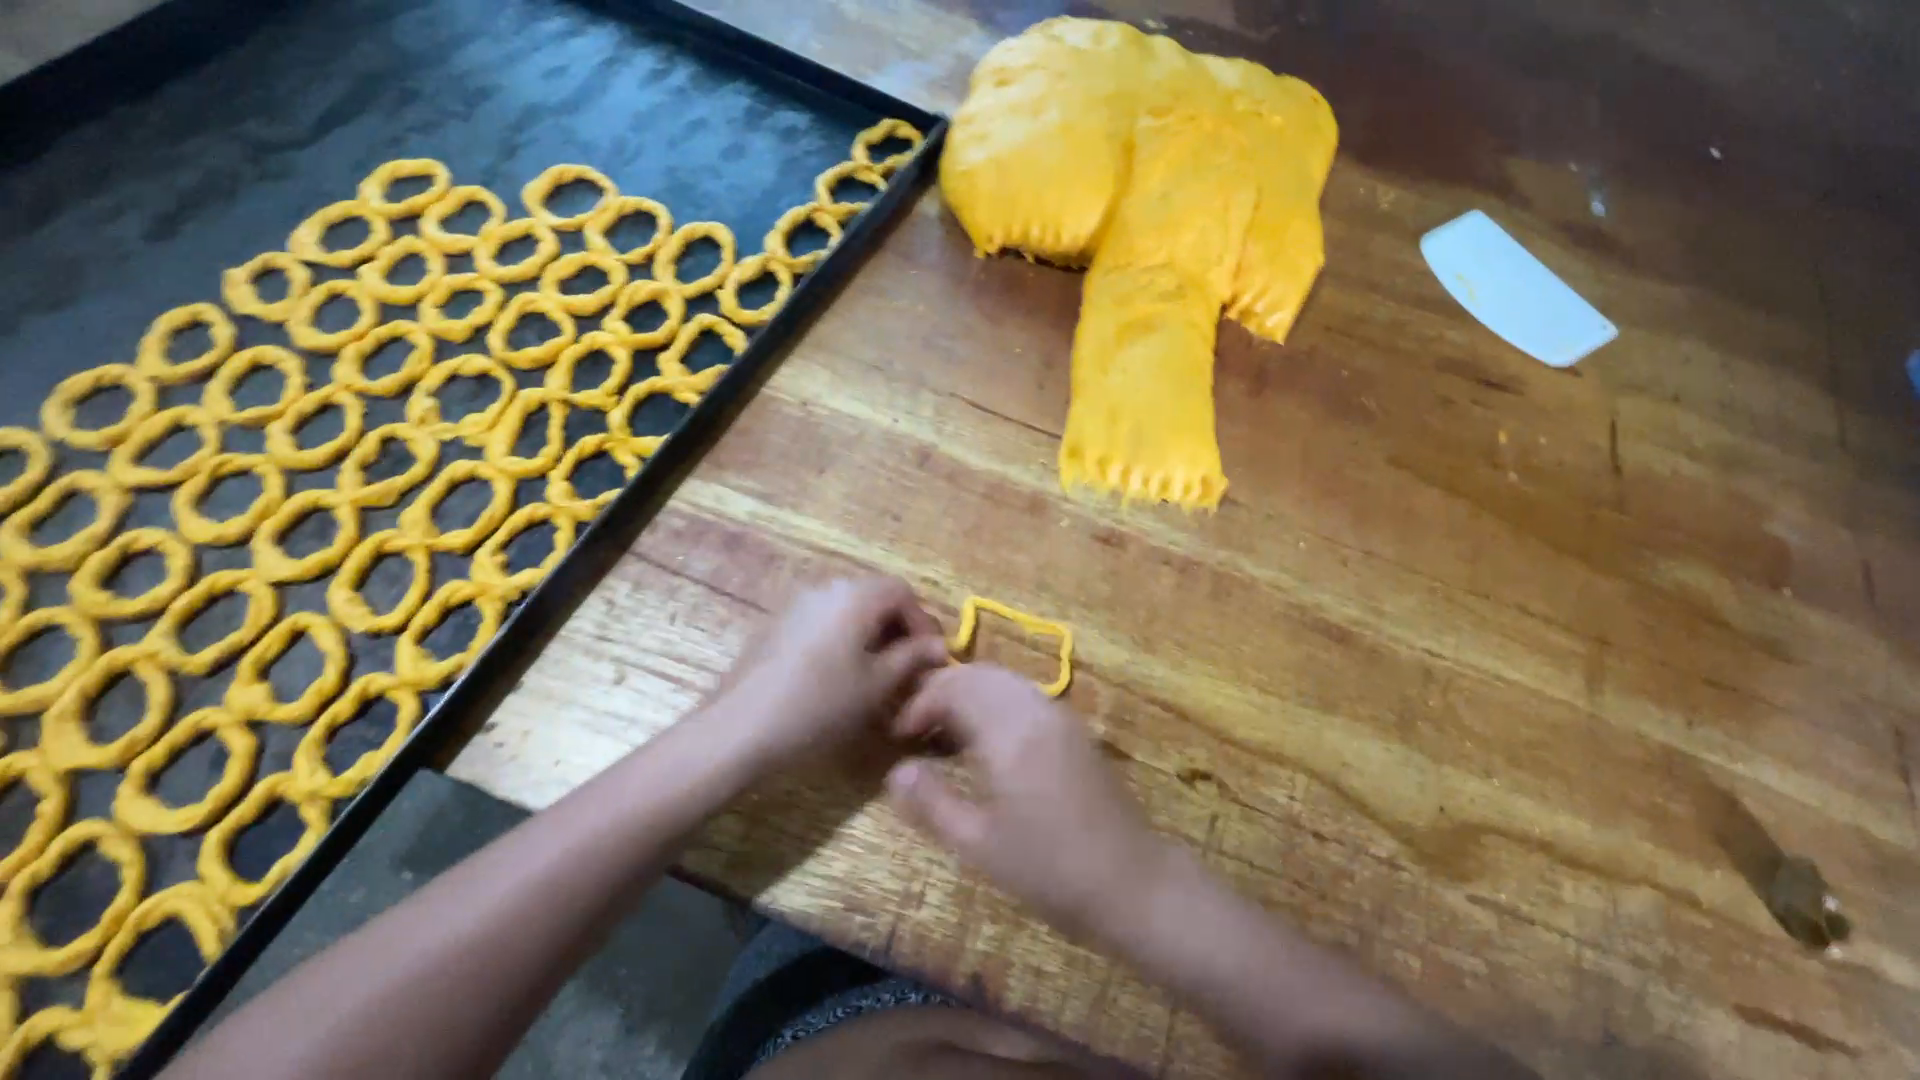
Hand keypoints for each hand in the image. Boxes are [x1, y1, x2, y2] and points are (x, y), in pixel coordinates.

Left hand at [709, 577, 951, 771]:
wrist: (739, 729)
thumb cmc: (820, 705)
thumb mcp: (876, 685)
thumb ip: (912, 658)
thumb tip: (938, 646)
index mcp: (855, 595)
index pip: (903, 592)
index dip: (923, 623)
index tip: (932, 659)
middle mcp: (826, 588)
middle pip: (875, 596)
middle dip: (898, 629)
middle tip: (909, 669)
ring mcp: (797, 604)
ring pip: (848, 610)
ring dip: (871, 635)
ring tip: (878, 676)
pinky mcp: (777, 625)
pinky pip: (823, 622)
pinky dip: (843, 640)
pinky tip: (841, 677)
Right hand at [886, 664, 1168, 937]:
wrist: (1132, 883)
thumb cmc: (1049, 870)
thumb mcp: (979, 844)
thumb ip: (932, 802)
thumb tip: (897, 772)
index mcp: (1010, 732)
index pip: (954, 688)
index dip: (919, 704)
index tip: (898, 737)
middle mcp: (1036, 710)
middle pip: (979, 674)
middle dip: (941, 691)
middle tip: (916, 729)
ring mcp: (1061, 717)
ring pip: (1004, 680)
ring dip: (969, 694)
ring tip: (944, 734)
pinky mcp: (1076, 730)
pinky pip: (1025, 695)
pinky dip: (995, 702)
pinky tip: (985, 742)